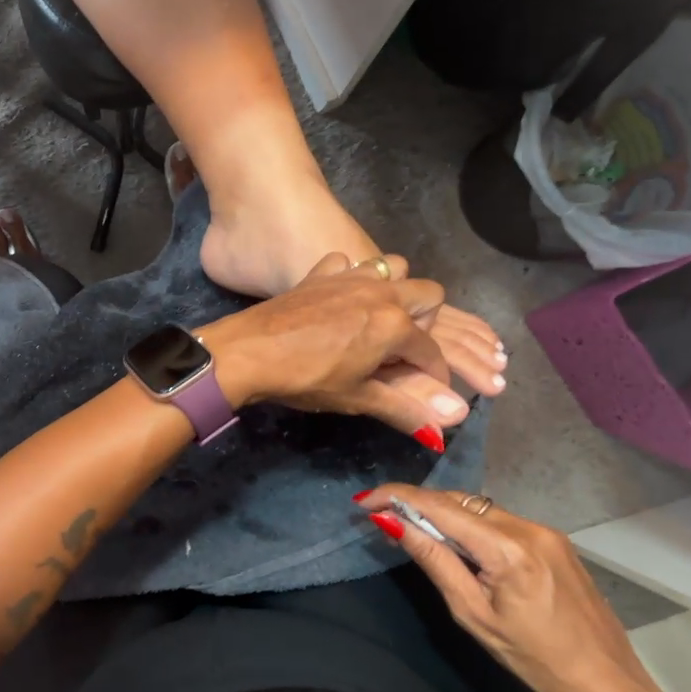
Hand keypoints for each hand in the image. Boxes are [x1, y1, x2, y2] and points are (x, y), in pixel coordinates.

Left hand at [199, 254, 461, 433]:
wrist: (247, 352)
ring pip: (391, 268)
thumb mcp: (356, 398)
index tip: (428, 388)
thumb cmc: (304, 378)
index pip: (431, 350)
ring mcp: (348, 276)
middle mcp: (379, 292)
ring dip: (394, 289)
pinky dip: (349, 275)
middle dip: (426, 321)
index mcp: (395, 324)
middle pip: (428, 294)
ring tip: (376, 319)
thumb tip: (443, 429)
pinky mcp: (318, 273)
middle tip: (401, 348)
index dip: (434, 373)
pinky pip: (347, 263)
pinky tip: (338, 299)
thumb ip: (404, 409)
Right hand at [354, 484, 659, 691]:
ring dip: (442, 514)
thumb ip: (433, 560)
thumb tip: (390, 522)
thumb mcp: (471, 613)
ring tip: (414, 532)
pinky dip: (469, 524)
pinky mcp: (554, 540)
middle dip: (415, 504)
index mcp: (507, 549)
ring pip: (477, 508)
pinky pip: (498, 519)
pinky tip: (457, 545)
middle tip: (381, 518)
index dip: (396, 497)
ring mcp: (545, 531)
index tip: (362, 501)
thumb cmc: (532, 657)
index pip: (438, 506)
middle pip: (457, 501)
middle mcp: (528, 528)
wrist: (606, 681)